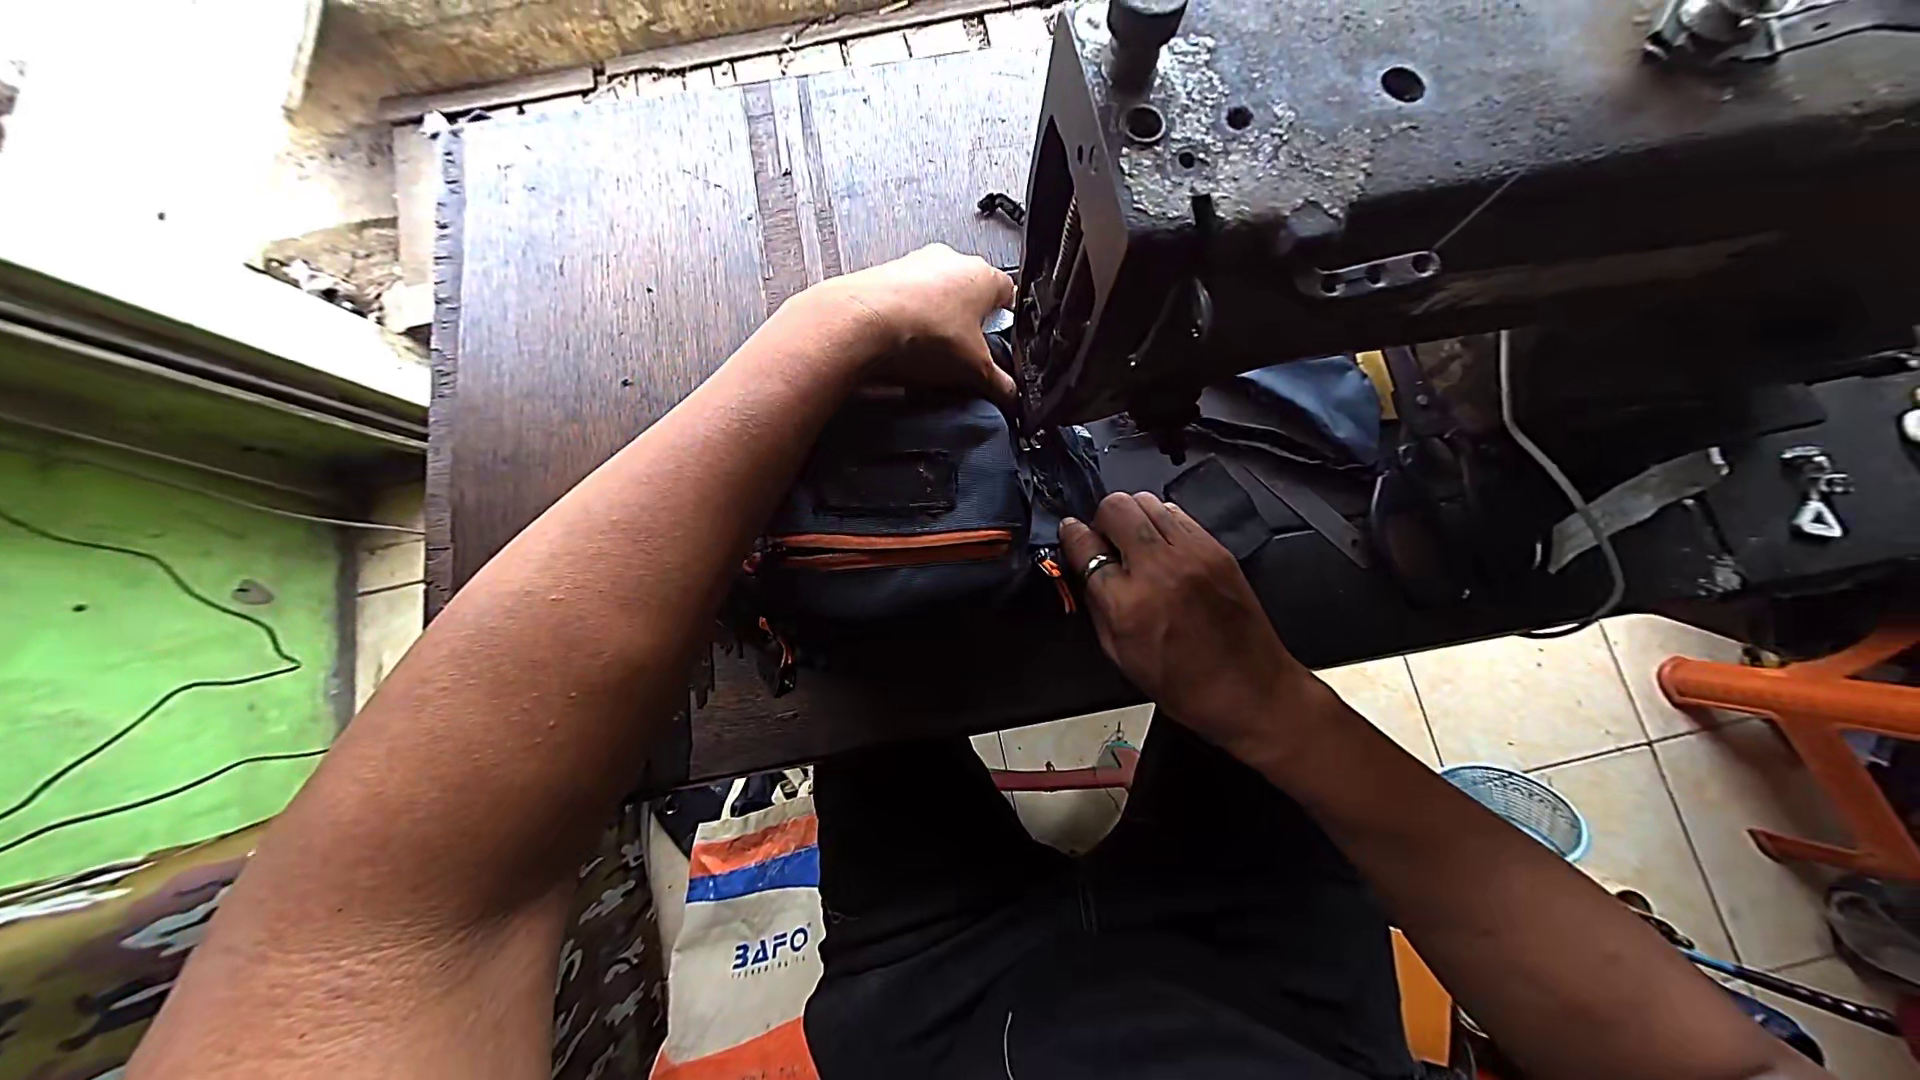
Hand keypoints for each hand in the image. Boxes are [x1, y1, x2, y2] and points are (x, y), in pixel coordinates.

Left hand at [818, 243, 1016, 403]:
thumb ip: (999, 383)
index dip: (1007, 322)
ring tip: (928, 357)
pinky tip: (901, 350)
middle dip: (967, 326)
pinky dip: (906, 323)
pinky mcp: (882, 277)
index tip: (1000, 342)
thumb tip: (1009, 393)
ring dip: (934, 323)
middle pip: (969, 296)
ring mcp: (913, 265)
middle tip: (963, 356)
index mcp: (983, 275)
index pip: (1009, 294)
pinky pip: (904, 303)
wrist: (862, 323)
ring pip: (935, 297)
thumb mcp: (974, 370)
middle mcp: (950, 260)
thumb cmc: (920, 331)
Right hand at [1060, 492, 1323, 761]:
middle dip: (1101, 520)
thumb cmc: (1186, 684)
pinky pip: (1177, 513)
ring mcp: (1193, 554)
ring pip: (1146, 500)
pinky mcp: (1217, 549)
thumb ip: (1095, 603)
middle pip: (1115, 508)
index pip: (1084, 544)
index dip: (1072, 536)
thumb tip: (1083, 568)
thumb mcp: (1119, 653)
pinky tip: (1163, 548)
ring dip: (1132, 517)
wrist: (1251, 691)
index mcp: (1127, 603)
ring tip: (1134, 544)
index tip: (1072, 536)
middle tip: (1104, 541)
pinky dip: (1162, 522)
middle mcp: (1159, 569)